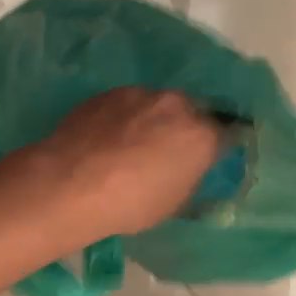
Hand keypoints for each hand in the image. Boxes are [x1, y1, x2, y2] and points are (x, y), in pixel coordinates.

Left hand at [28, 88, 221, 243]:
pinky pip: (127, 104)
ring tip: (128, 146)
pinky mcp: (109, 92)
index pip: (224, 134)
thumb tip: (187, 165)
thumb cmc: (130, 203)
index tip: (201, 159)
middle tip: (163, 153)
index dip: (213, 148)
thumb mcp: (173, 202)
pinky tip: (106, 138)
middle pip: (189, 113)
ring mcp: (140, 94)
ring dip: (150, 120)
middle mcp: (176, 105)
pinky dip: (123, 117)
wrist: (71, 182)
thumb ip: (189, 175)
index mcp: (201, 135)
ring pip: (155, 105)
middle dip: (180, 129)